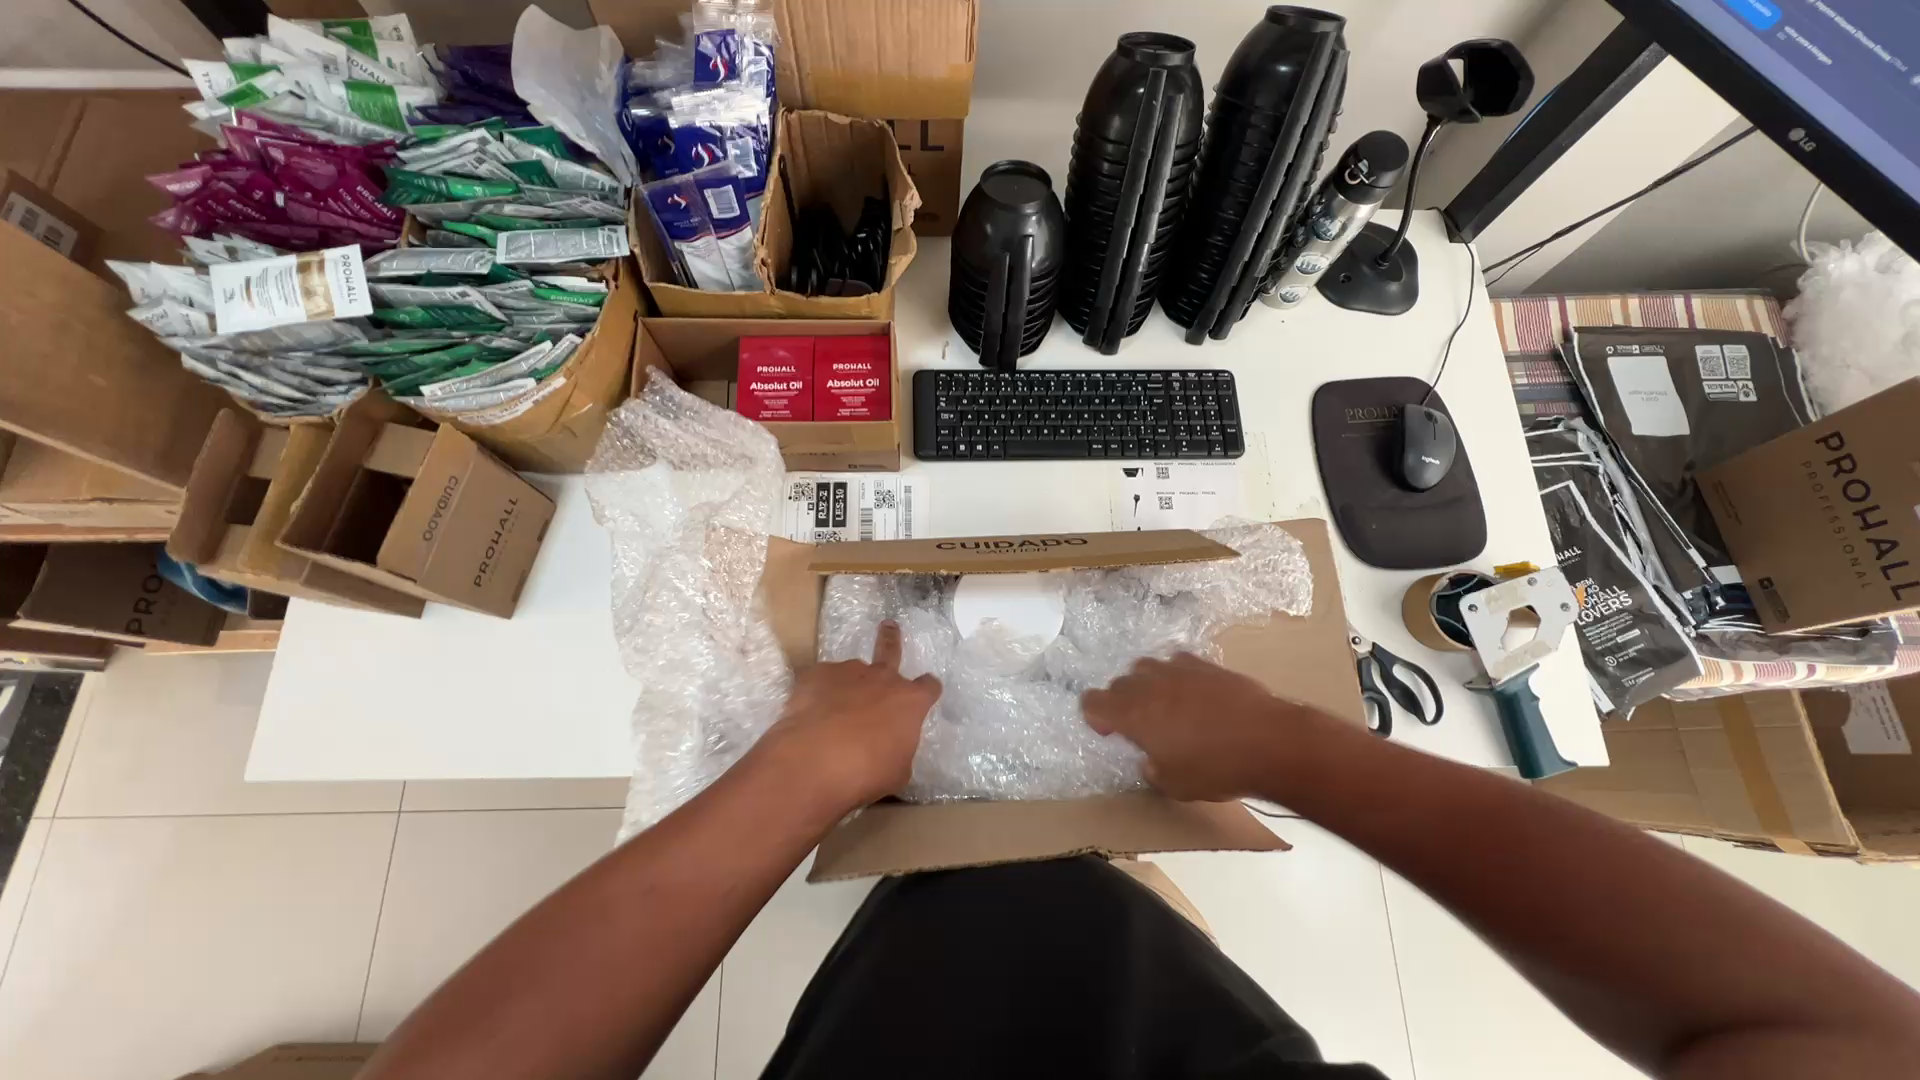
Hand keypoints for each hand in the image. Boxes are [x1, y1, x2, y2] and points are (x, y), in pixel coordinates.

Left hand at [756, 621, 941, 814]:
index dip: (928, 689)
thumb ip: (898, 749)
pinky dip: (818, 692)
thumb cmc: (867, 771)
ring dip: (848, 683)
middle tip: (889, 626)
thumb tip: (890, 747)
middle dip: (891, 638)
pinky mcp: (816, 674)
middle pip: (890, 649)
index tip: (927, 691)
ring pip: (851, 670)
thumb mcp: (898, 771)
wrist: (817, 759)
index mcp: (909, 702)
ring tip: (833, 706)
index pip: (928, 687)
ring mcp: (847, 671)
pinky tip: (809, 712)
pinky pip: (820, 679)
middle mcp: (882, 678)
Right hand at [1082, 652, 1353, 801]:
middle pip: (1118, 683)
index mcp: (1131, 713)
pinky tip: (1194, 695)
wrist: (1268, 741)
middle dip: (1122, 702)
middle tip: (1141, 727)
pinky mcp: (1206, 664)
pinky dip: (1177, 677)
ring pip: (1146, 667)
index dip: (1095, 717)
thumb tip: (1151, 758)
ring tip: (1166, 707)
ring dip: (1147, 685)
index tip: (1111, 733)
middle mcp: (1147, 684)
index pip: (1092, 702)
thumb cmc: (1215, 768)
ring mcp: (1177, 669)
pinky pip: (1178, 663)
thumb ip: (1152, 768)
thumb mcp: (1174, 785)